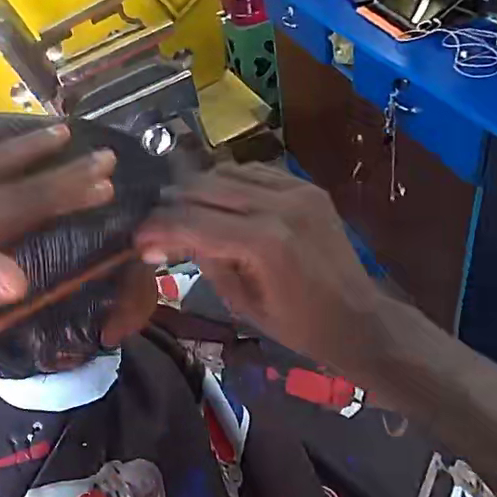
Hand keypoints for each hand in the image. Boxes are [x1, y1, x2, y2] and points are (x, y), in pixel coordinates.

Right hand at [136, 164, 385, 364]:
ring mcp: (295, 191)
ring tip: (183, 211)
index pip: (191, 221)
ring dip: (196, 190)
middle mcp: (278, 206)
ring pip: (224, 172)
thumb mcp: (241, 302)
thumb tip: (163, 240)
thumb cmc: (298, 325)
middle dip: (171, 206)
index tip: (137, 238)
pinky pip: (252, 171)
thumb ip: (204, 261)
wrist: (359, 319)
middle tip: (155, 226)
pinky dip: (228, 183)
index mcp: (262, 243)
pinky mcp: (305, 186)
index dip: (157, 227)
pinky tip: (219, 202)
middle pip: (203, 188)